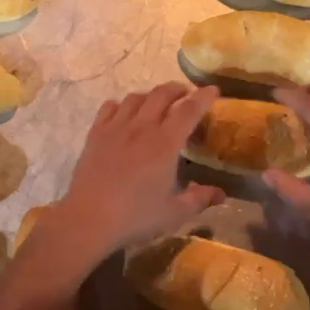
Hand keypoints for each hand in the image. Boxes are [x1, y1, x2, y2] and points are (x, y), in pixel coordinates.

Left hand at [26, 83, 224, 277]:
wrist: (88, 219)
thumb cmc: (135, 217)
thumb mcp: (174, 213)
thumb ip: (199, 199)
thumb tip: (220, 193)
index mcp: (165, 144)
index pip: (188, 110)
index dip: (203, 97)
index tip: (213, 90)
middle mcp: (141, 128)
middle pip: (161, 95)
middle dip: (176, 89)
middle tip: (185, 95)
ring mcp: (115, 128)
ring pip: (135, 98)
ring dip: (150, 95)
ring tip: (156, 103)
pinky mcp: (95, 134)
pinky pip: (109, 107)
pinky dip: (122, 104)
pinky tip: (124, 114)